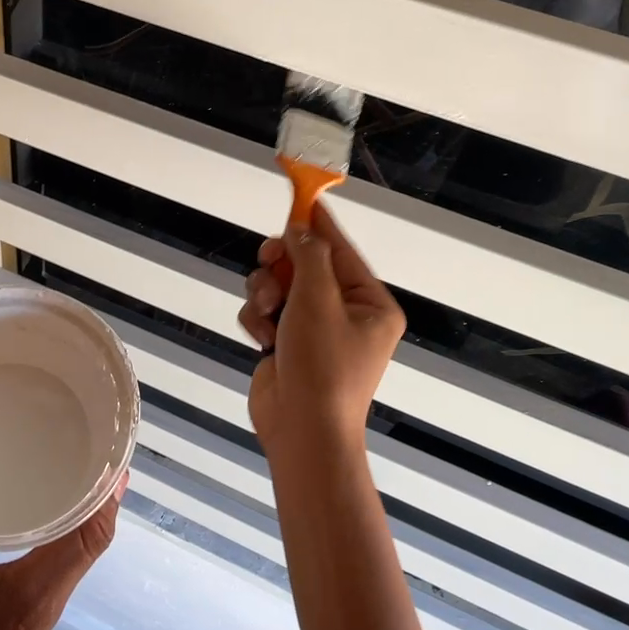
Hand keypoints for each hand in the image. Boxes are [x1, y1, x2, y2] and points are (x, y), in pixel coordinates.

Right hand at [237, 203, 404, 454]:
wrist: (302, 431)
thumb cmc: (322, 365)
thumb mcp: (319, 301)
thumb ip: (309, 257)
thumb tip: (300, 231)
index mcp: (370, 304)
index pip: (341, 250)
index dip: (318, 225)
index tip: (299, 198)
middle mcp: (345, 314)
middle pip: (304, 265)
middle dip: (282, 267)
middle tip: (268, 260)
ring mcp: (314, 331)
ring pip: (278, 286)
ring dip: (265, 294)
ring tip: (266, 313)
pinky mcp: (286, 345)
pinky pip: (266, 312)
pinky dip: (259, 320)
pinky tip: (261, 339)